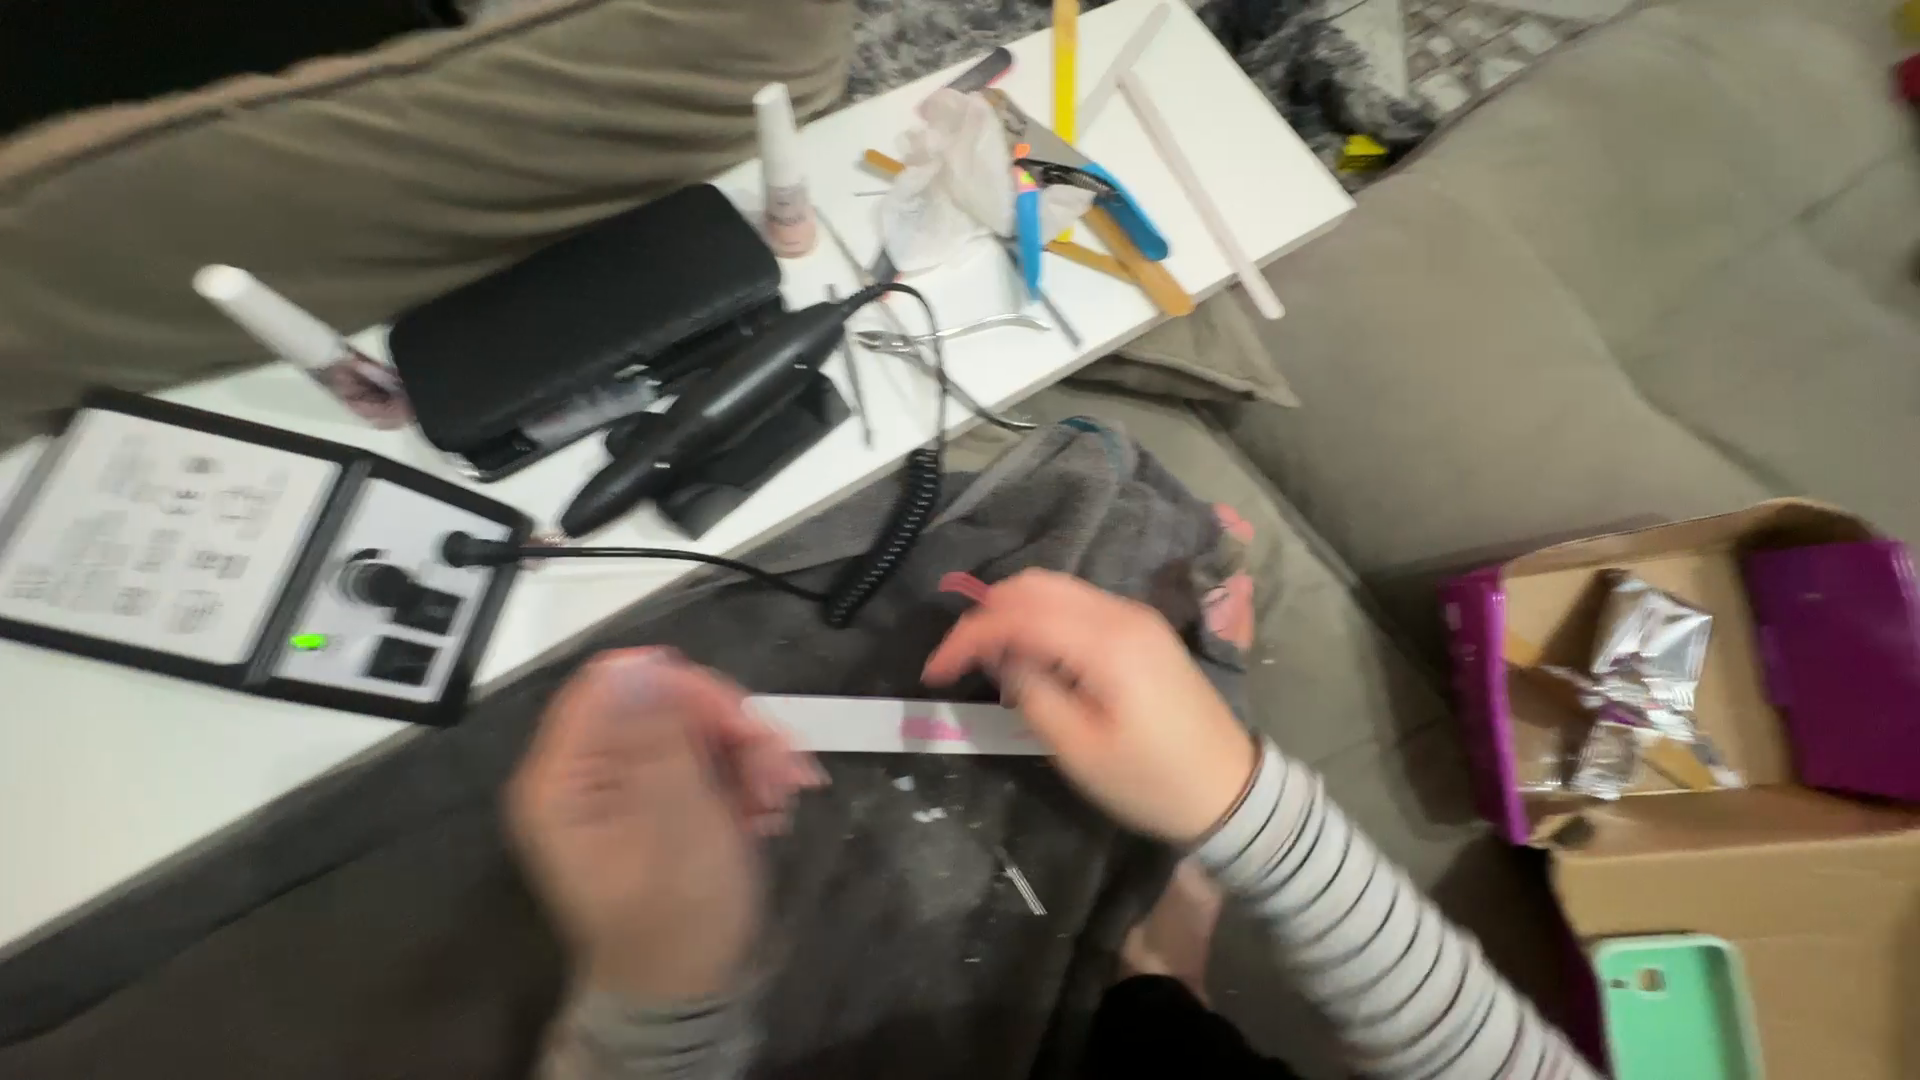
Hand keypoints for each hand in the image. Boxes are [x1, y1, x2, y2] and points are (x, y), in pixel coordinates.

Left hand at [506, 649, 825, 1000]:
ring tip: (782, 795)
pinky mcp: (658, 789)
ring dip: (749, 750)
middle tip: (780, 765)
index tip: (740, 721)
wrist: (689, 987)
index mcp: (566, 778)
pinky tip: (770, 804)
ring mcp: (624, 779)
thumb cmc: (680, 916)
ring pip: (695, 723)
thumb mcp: (678, 825)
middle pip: (664, 699)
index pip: (616, 684)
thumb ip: (658, 742)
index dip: (683, 689)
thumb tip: (638, 665)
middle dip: (731, 725)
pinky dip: (746, 770)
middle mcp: (588, 769)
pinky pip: (707, 751)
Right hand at [922, 570, 1258, 844]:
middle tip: (957, 657)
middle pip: (1035, 585)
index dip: (967, 637)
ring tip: (984, 653)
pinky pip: (1077, 603)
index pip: (1018, 616)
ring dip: (1011, 610)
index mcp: (1106, 643)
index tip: (934, 671)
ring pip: (1055, 587)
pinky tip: (1027, 647)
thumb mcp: (1080, 752)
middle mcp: (1120, 613)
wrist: (1231, 791)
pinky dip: (1040, 615)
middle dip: (985, 613)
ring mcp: (1134, 616)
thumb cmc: (1153, 782)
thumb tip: (1001, 659)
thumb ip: (1032, 694)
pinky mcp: (1140, 628)